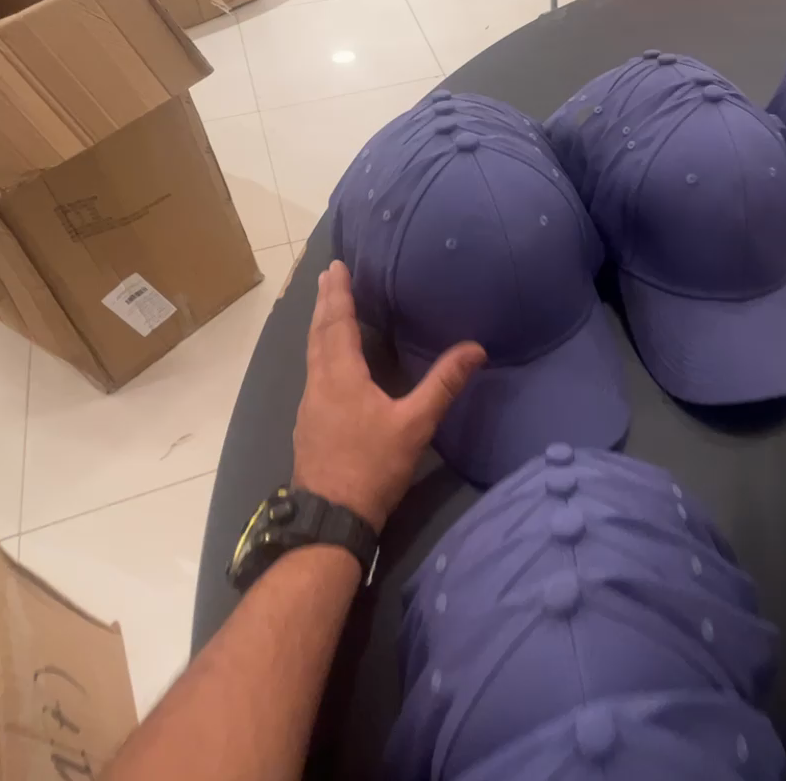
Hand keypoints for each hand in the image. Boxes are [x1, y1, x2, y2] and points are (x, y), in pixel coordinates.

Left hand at [292, 261, 485, 530]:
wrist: (330, 519)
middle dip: (325, 303)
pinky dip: (321, 351)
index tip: (334, 266)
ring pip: (312, 354)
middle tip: (327, 276)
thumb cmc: (372, 467)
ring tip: (329, 309)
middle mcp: (319, 384)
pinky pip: (314, 373)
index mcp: (340, 377)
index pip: (338, 324)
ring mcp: (310, 406)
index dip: (338, 294)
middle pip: (318, 334)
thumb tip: (475, 348)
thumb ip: (443, 384)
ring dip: (320, 326)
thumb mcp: (415, 424)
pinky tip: (331, 362)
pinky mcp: (310, 425)